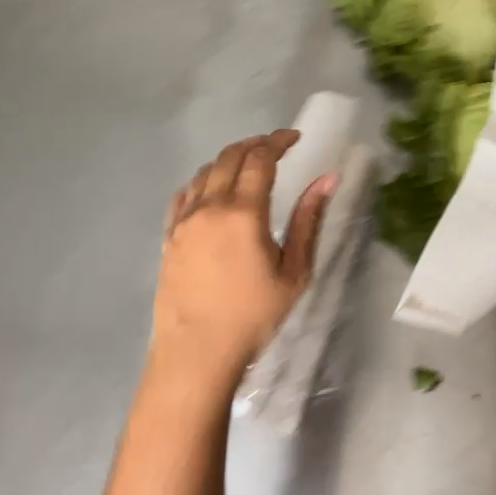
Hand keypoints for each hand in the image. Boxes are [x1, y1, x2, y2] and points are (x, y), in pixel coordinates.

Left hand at [152, 130, 336, 378]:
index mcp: (244, 212)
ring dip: (228, 160)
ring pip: (205, 172)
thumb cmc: (253, 317)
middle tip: (275, 147)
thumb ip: (309, 220)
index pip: (260, 158)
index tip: (294, 138)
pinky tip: (212, 190)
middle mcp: (210, 207)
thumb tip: (327, 179)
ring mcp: (184, 221)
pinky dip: (202, 182)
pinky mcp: (168, 238)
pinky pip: (184, 195)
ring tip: (247, 165)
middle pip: (230, 157)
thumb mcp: (294, 272)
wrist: (196, 356)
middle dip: (255, 144)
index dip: (278, 141)